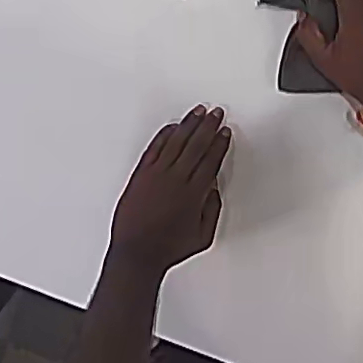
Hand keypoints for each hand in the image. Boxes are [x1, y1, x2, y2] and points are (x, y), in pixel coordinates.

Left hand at [108, 106, 230, 277]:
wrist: (136, 251)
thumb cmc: (167, 247)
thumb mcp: (202, 236)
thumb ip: (212, 209)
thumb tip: (213, 188)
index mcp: (193, 194)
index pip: (211, 160)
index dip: (219, 143)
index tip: (225, 132)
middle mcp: (176, 179)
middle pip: (196, 144)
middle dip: (209, 126)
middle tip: (216, 113)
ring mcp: (157, 173)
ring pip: (176, 140)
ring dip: (189, 123)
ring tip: (198, 111)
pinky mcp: (142, 172)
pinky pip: (155, 146)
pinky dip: (165, 134)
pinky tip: (173, 126)